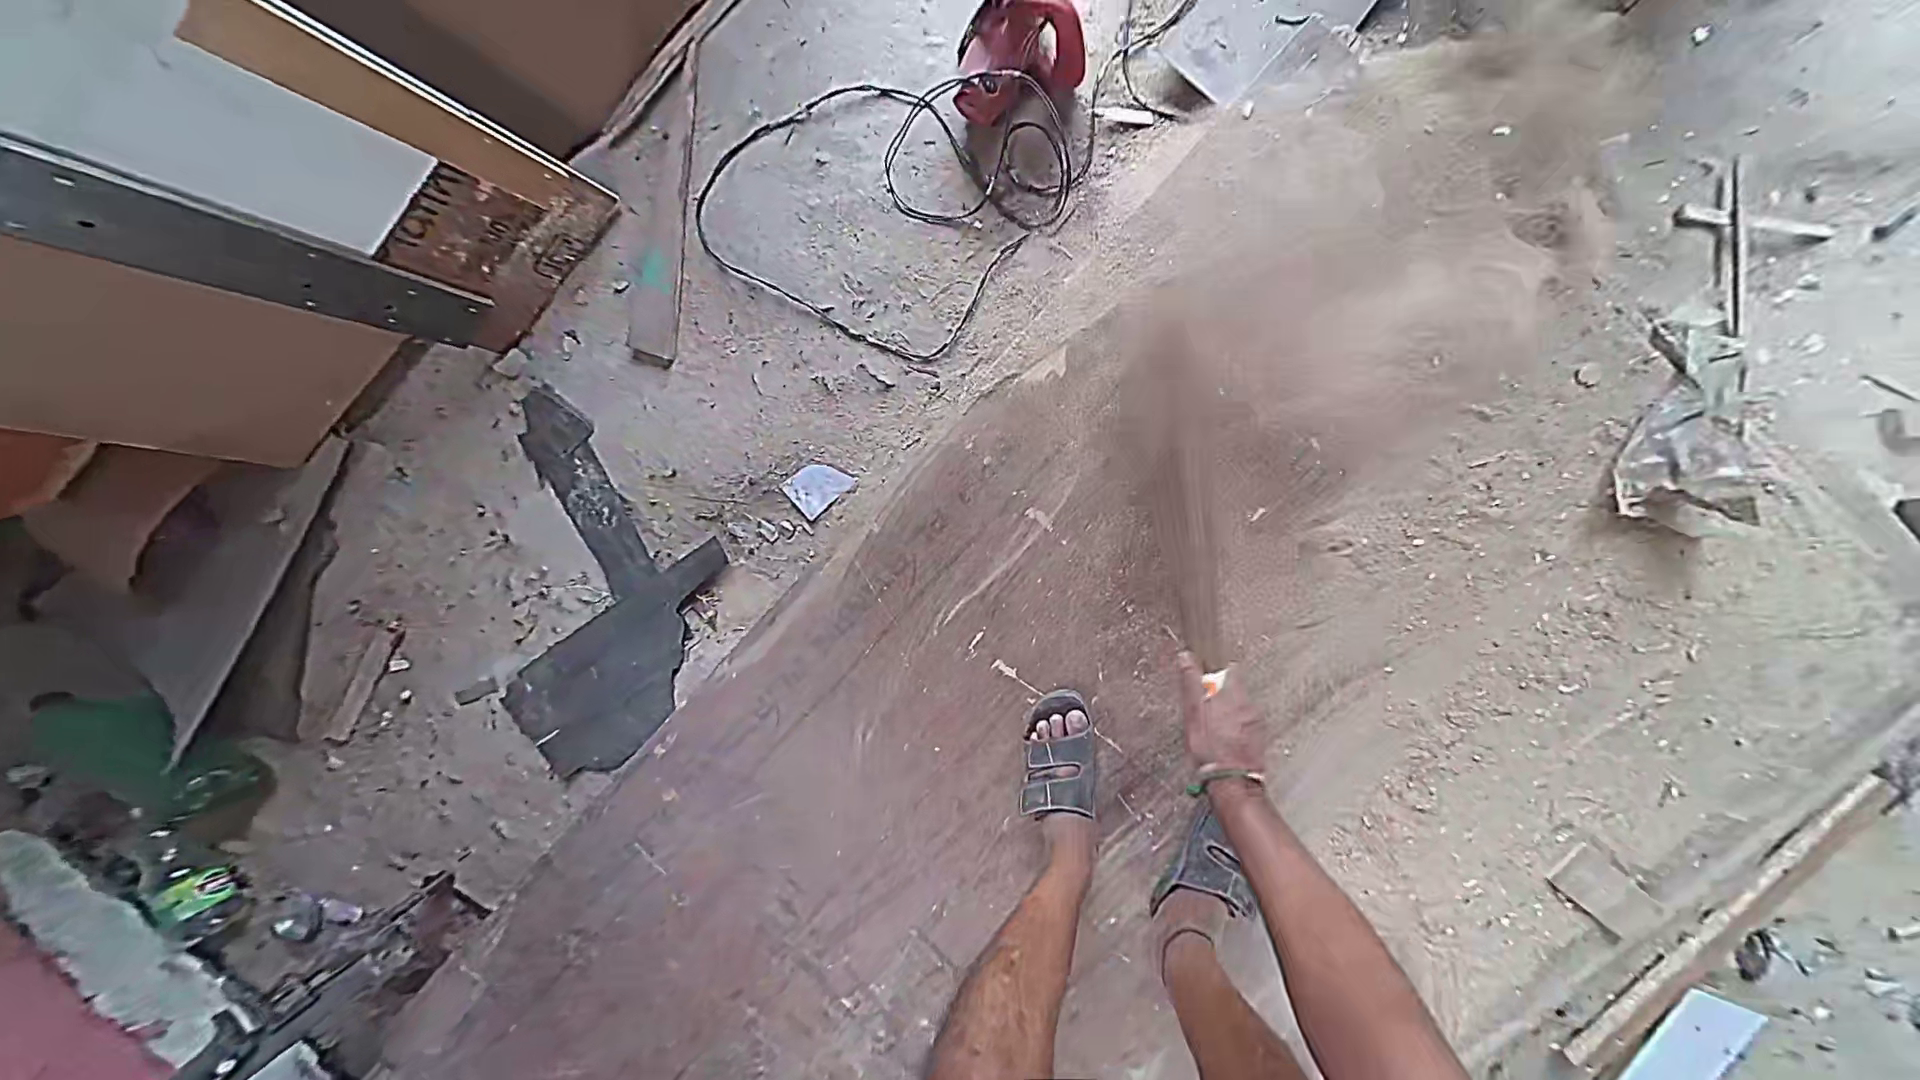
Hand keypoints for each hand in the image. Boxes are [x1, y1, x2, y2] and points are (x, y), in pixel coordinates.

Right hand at [1175, 652, 1264, 772]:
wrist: (1231, 782)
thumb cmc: (1210, 749)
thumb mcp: (1192, 713)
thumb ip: (1191, 683)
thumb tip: (1187, 658)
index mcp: (1231, 694)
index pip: (1230, 668)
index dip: (1216, 669)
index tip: (1205, 675)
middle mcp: (1248, 705)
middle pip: (1235, 687)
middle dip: (1220, 693)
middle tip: (1203, 706)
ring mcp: (1255, 721)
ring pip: (1240, 705)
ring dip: (1227, 710)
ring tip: (1212, 726)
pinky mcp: (1258, 737)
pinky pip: (1245, 722)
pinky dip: (1235, 725)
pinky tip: (1223, 737)